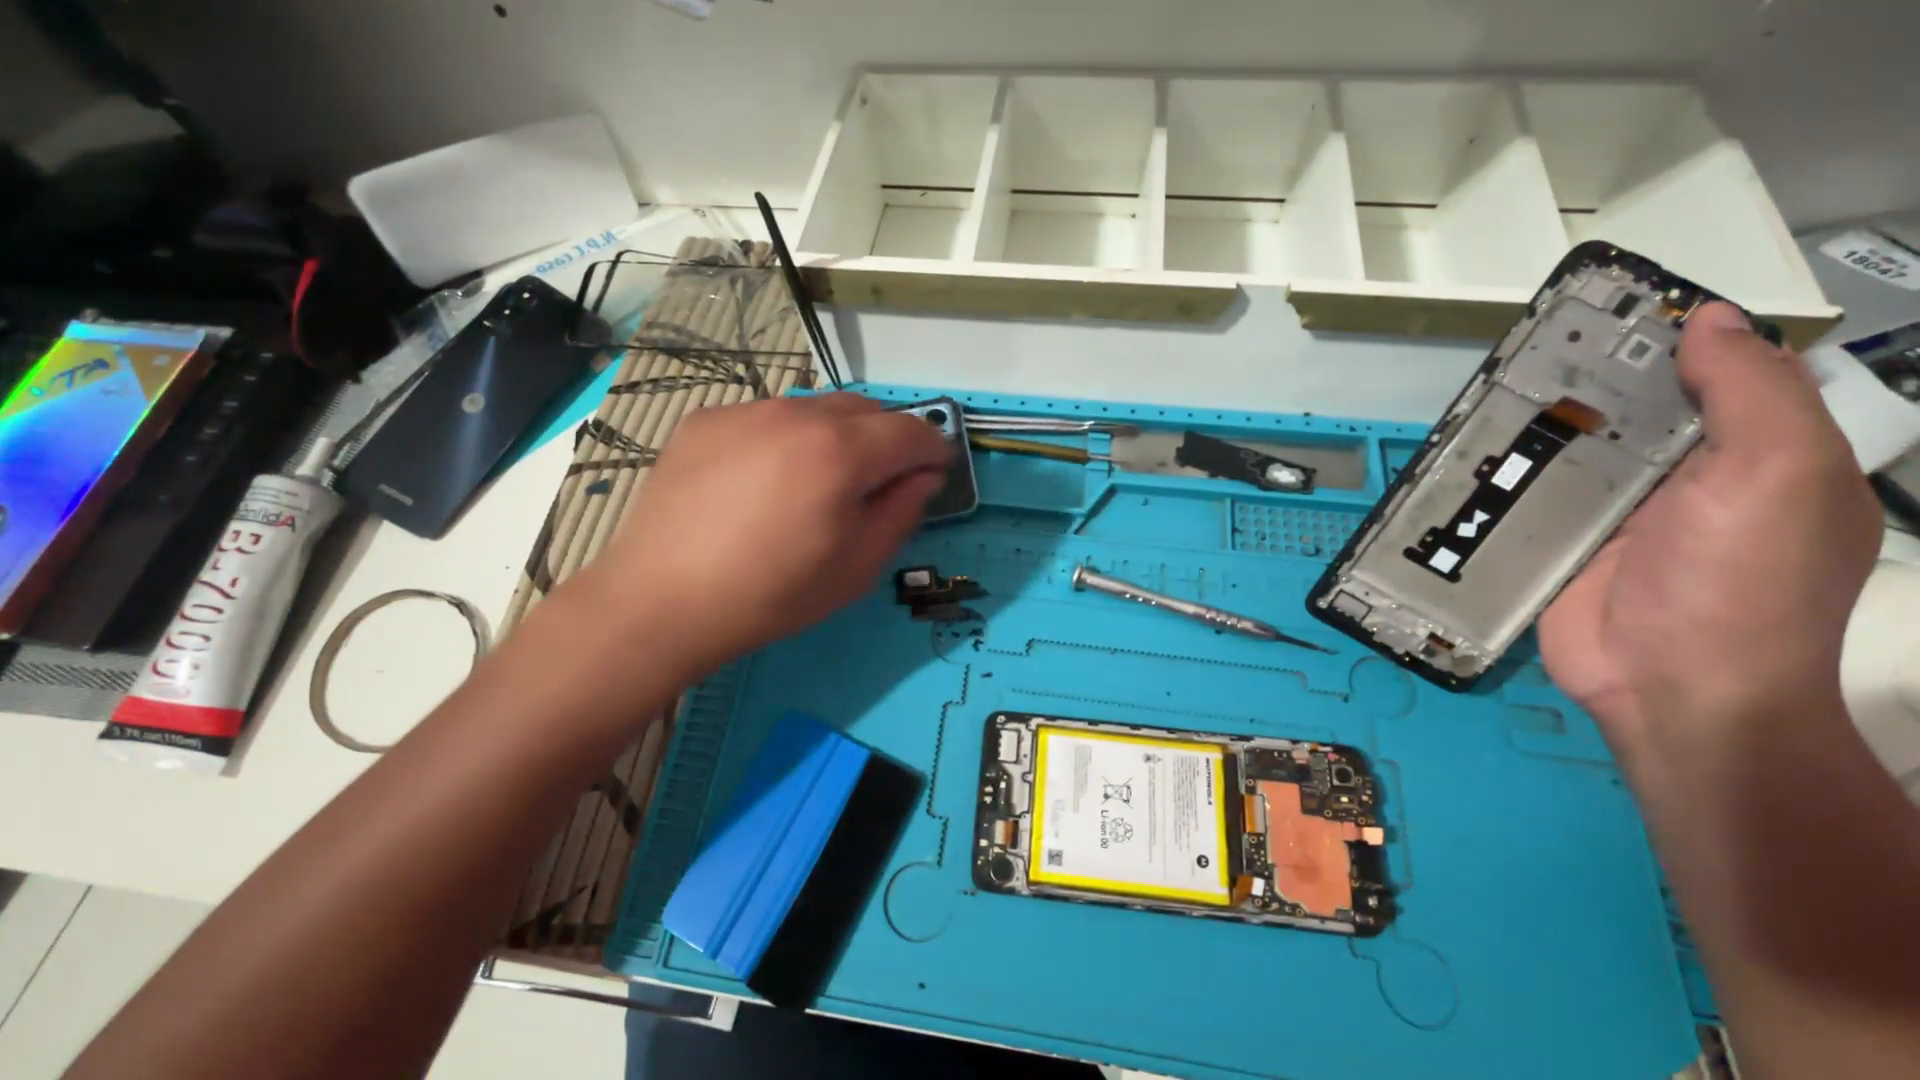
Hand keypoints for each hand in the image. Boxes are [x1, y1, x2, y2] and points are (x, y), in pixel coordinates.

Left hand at [566, 392, 951, 675]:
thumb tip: (922, 477)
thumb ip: (901, 512)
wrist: (662, 601)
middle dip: (886, 439)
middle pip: (866, 409)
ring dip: (835, 435)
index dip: (933, 450)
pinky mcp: (706, 420)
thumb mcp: (856, 567)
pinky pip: (766, 418)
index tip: (932, 474)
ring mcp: (746, 411)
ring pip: (814, 409)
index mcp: (842, 451)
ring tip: (816, 482)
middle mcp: (797, 414)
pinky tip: (762, 483)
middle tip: (877, 482)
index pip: (911, 430)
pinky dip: (784, 439)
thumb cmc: (772, 595)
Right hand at [1538, 303, 1880, 747]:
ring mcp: (1619, 514)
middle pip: (1638, 408)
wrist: (1672, 691)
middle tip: (1537, 336)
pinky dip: (1509, 471)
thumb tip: (1707, 317)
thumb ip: (1749, 393)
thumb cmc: (1741, 581)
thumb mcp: (1778, 473)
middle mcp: (1689, 478)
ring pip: (1580, 448)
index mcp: (1760, 454)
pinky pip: (1535, 495)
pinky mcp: (1561, 544)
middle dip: (1594, 373)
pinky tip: (1473, 443)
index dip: (1677, 336)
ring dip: (1544, 420)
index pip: (1721, 376)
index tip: (1616, 306)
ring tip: (1494, 379)